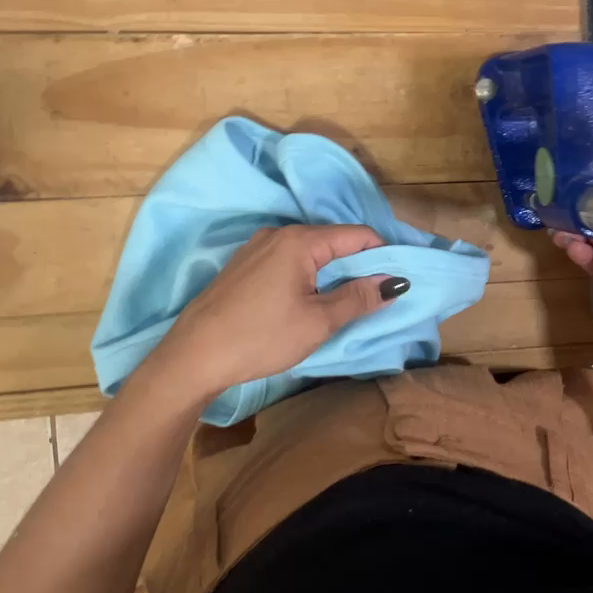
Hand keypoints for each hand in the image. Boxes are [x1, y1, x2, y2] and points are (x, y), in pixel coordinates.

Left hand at [132, 225, 407, 405]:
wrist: (192, 357)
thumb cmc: (260, 338)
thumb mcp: (318, 322)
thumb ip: (359, 298)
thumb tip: (395, 283)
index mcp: (300, 241)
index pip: (357, 235)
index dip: (384, 255)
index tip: (399, 280)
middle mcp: (278, 234)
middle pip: (334, 241)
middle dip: (360, 264)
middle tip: (378, 295)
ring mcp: (256, 249)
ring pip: (310, 253)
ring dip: (333, 272)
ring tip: (347, 302)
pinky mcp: (243, 267)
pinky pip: (288, 262)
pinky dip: (308, 276)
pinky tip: (309, 302)